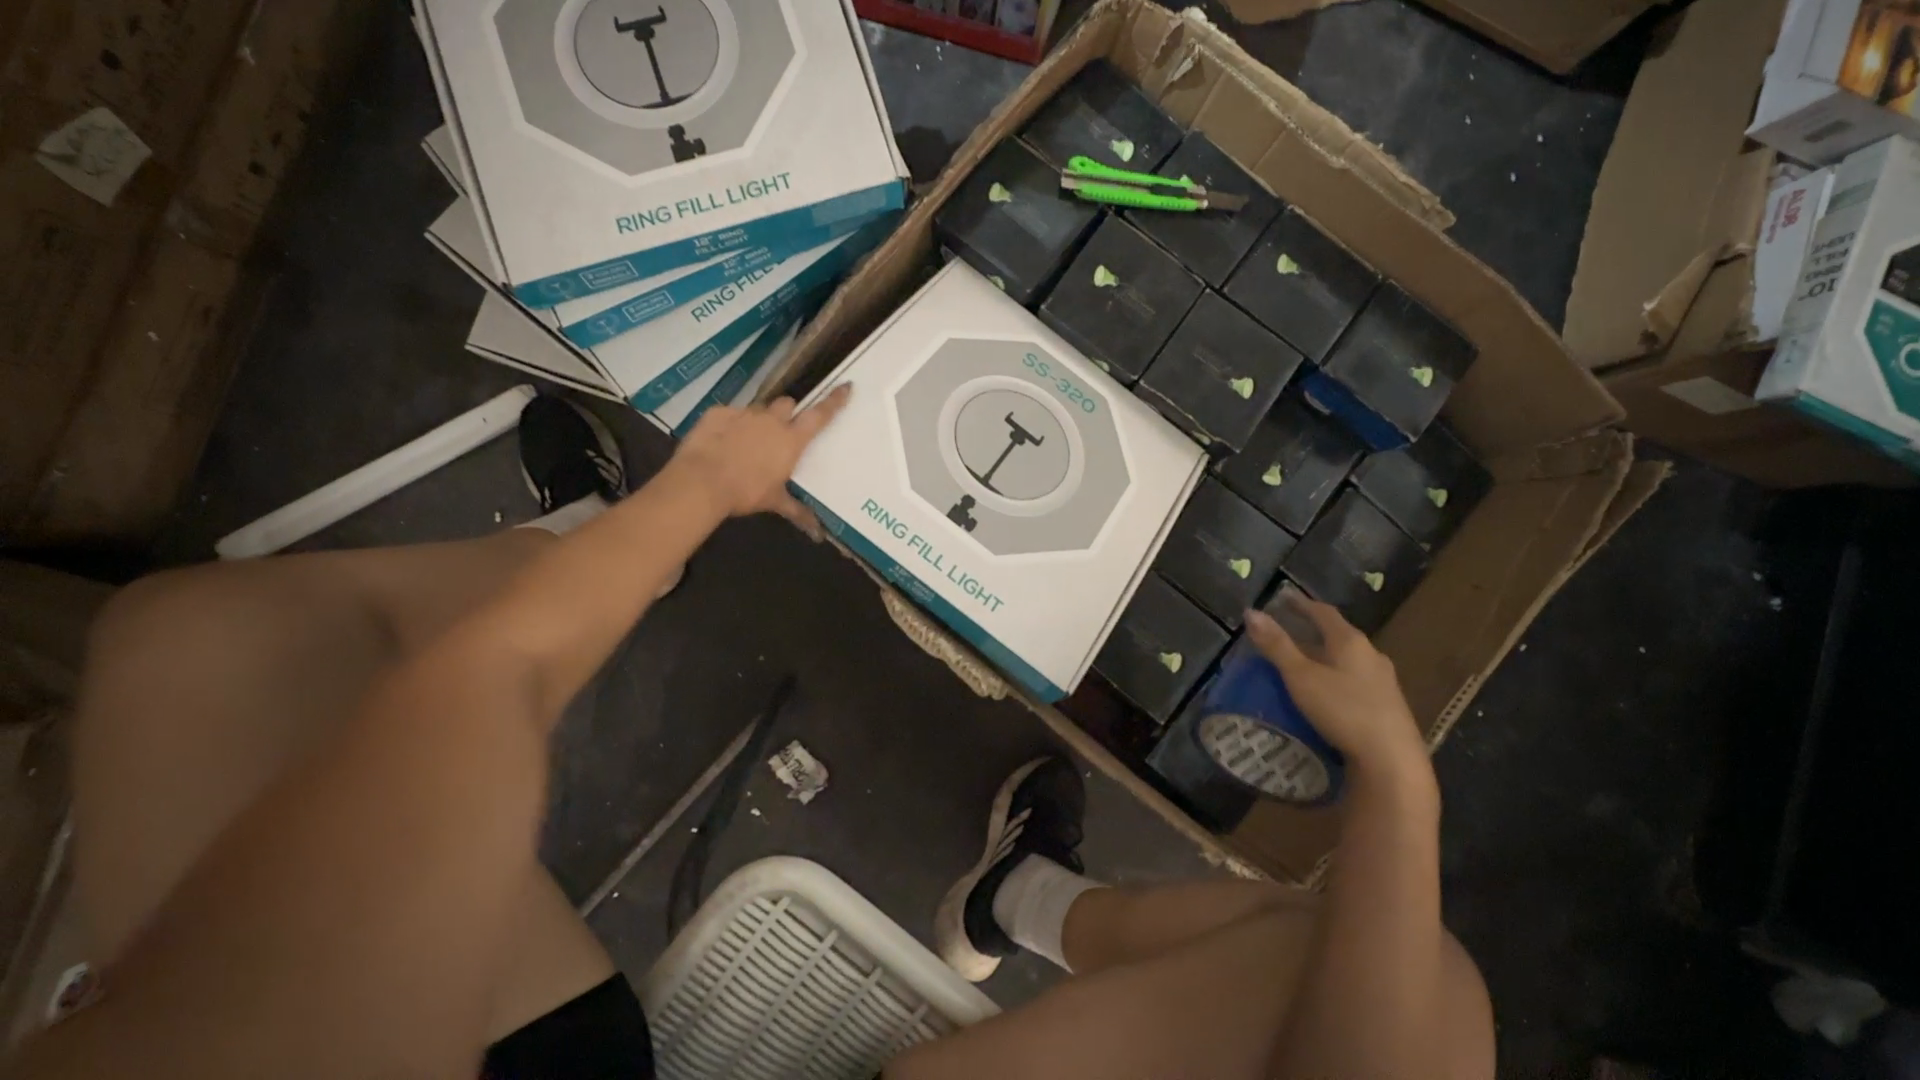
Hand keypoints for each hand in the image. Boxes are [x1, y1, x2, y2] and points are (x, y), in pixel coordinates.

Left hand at [668, 384, 850, 533]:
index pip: (819, 415)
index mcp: (791, 440)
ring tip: (745, 442)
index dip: (834, 401)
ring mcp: (743, 414)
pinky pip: (729, 414)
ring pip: (757, 409)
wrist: (702, 481)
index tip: (845, 387)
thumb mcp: (773, 501)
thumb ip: (797, 510)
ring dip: (757, 421)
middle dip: (786, 414)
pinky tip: (720, 442)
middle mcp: (771, 421)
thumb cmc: (745, 493)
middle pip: (787, 404)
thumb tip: (818, 532)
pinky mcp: (718, 412)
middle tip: (779, 431)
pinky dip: (729, 425)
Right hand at [1243, 597, 1431, 784]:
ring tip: (1303, 665)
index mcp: (1350, 642)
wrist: (1392, 759)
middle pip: (1338, 636)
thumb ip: (1277, 646)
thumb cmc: (1343, 710)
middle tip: (1287, 634)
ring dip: (1325, 658)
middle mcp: (1371, 655)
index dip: (1301, 604)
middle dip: (1312, 633)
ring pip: (1348, 660)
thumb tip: (1251, 612)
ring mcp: (1383, 681)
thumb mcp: (1301, 677)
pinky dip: (1336, 679)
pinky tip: (1327, 694)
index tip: (1283, 598)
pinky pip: (1356, 681)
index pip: (1323, 613)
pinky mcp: (1388, 705)